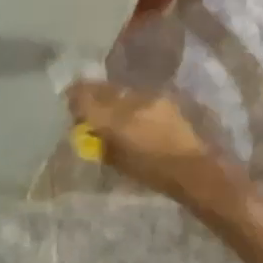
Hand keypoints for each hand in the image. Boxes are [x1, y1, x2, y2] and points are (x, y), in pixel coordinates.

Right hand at [65, 81, 232, 206]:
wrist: (194, 169)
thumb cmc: (153, 173)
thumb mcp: (118, 162)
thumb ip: (100, 141)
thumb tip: (89, 130)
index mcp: (113, 119)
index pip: (83, 97)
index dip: (73, 97)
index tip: (68, 102)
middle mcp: (128, 101)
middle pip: (101, 88)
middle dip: (90, 94)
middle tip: (85, 104)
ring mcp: (148, 97)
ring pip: (120, 90)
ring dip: (111, 97)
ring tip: (110, 110)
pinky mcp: (163, 98)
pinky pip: (138, 95)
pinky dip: (130, 101)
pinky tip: (133, 113)